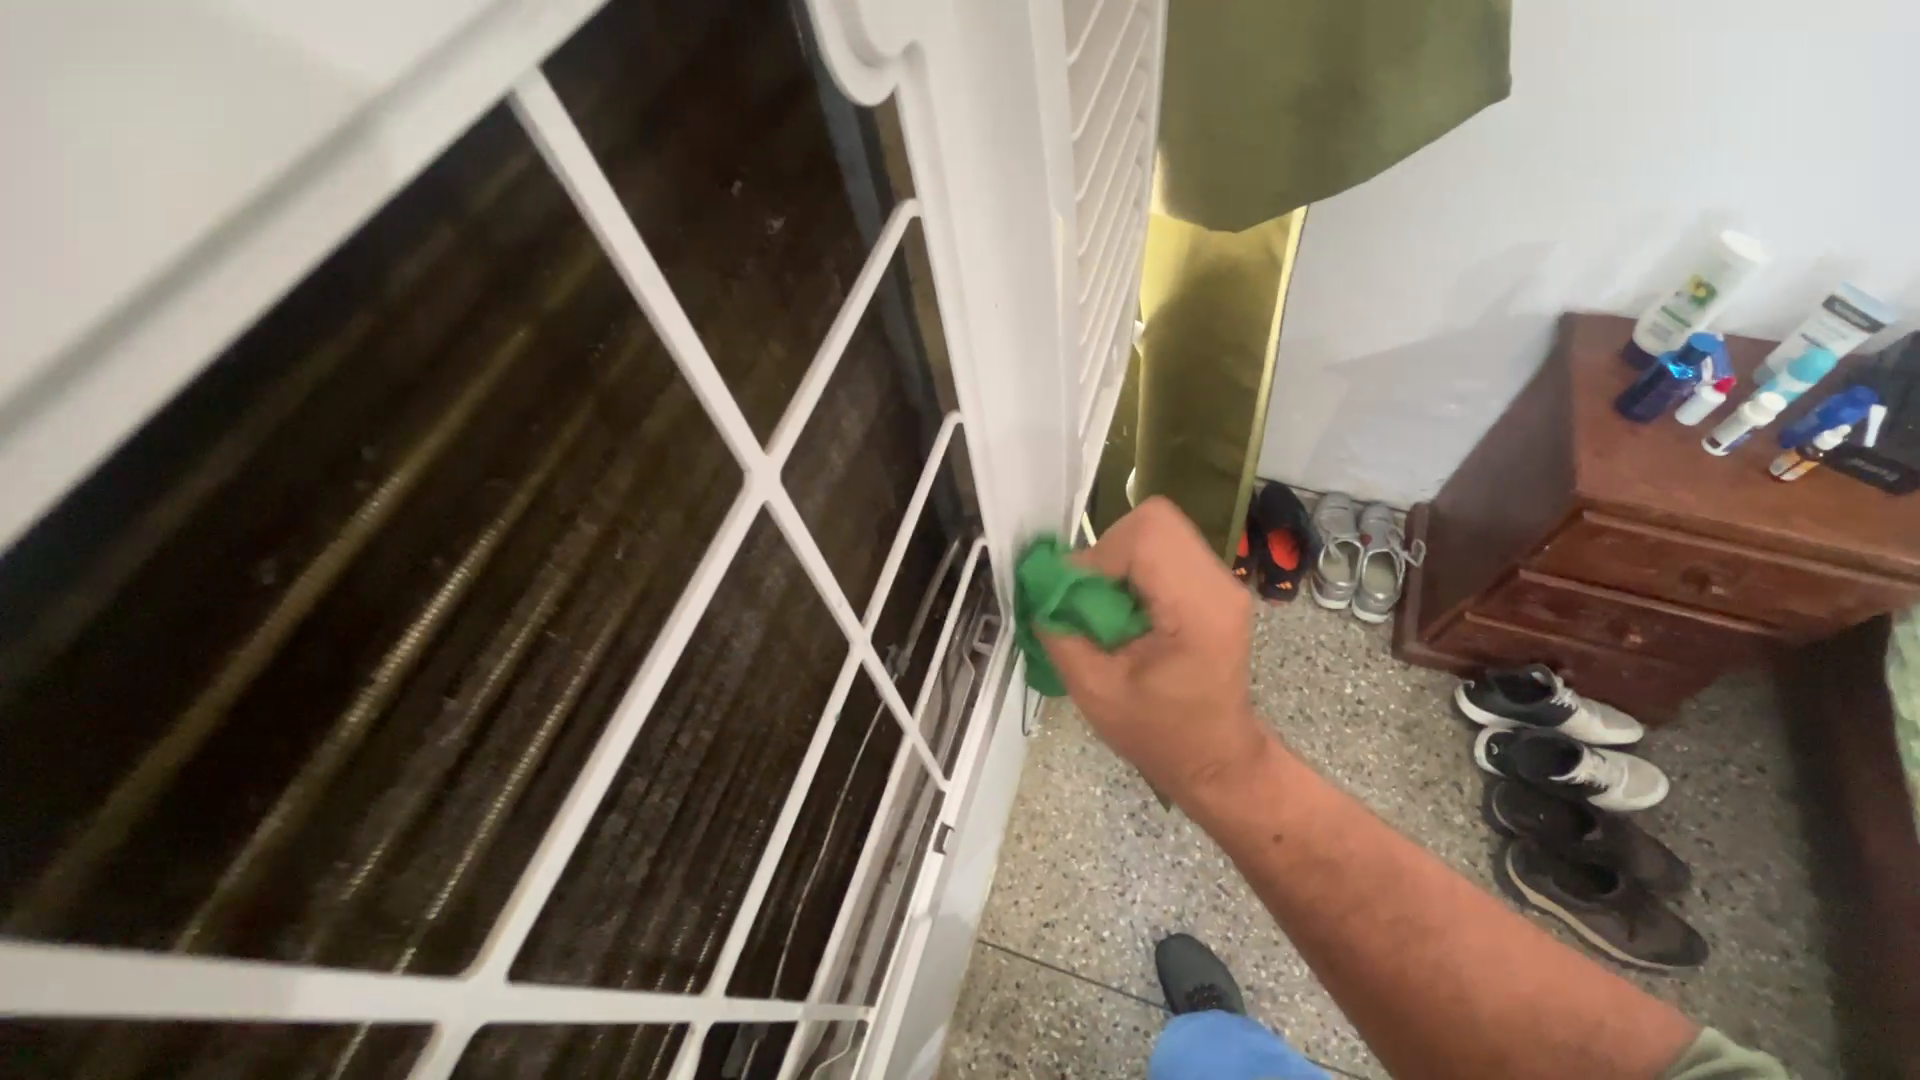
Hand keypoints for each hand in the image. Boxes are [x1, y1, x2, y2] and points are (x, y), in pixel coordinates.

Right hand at [1040, 497, 1268, 800]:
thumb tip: (1037, 592)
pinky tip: (1126, 609)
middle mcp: (1219, 583)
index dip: (1097, 557)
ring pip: (1158, 529)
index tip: (1075, 599)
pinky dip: (1133, 566)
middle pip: (1154, 520)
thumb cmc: (1161, 734)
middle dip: (1107, 550)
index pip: (1145, 537)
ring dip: (1119, 558)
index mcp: (1199, 610)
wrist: (1216, 758)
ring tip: (1107, 606)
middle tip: (1090, 597)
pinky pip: (1165, 548)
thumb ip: (1061, 634)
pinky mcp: (1213, 584)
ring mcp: (1222, 580)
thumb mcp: (1095, 692)